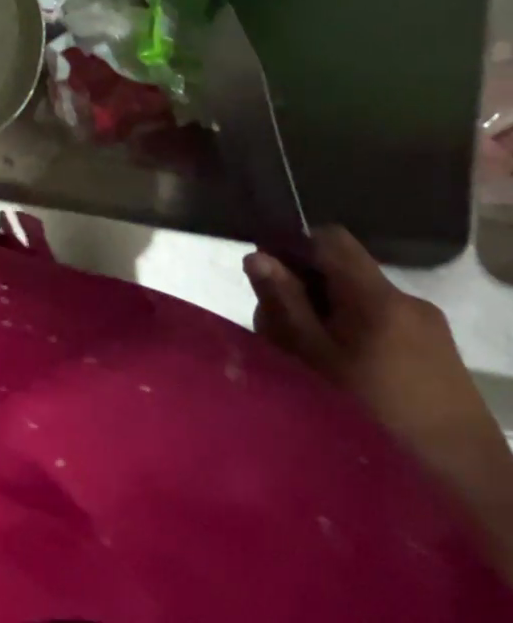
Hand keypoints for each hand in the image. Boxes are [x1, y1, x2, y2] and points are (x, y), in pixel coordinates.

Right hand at [248, 227, 512, 577]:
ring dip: (323, 320)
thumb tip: (258, 256)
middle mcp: (409, 303)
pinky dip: (348, 339)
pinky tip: (336, 375)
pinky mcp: (436, 358)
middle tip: (275, 329)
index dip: (294, 245)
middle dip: (302, 292)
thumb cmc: (370, 407)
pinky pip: (379, 329)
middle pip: (341, 275)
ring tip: (304, 359)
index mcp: (378, 296)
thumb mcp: (308, 354)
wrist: (458, 475)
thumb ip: (283, 301)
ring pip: (357, 305)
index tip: (265, 272)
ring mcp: (429, 331)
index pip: (332, 240)